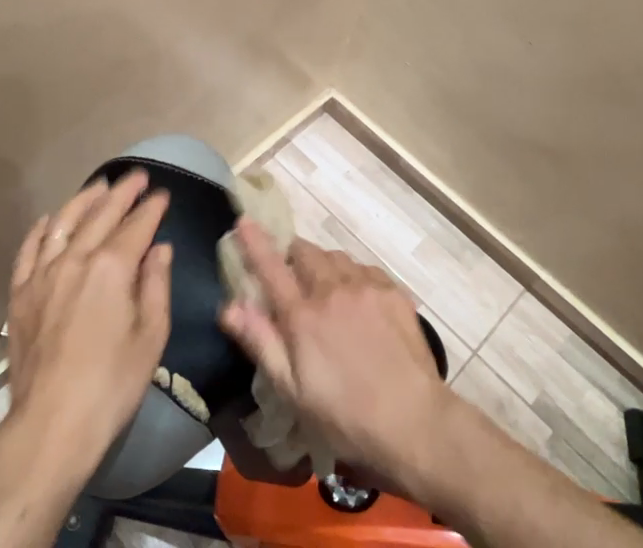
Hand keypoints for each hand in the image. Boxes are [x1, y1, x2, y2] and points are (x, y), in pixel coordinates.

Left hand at [4, 170, 172, 472]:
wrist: (53, 421)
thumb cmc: (113, 383)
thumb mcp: (151, 336)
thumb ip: (156, 286)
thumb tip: (159, 249)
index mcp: (111, 268)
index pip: (136, 226)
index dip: (152, 208)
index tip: (163, 194)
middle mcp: (75, 260)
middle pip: (100, 215)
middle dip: (121, 193)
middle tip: (137, 177)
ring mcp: (42, 275)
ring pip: (63, 223)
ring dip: (83, 200)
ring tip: (99, 186)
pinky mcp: (20, 294)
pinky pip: (30, 250)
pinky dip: (41, 229)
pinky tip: (50, 219)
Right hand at [218, 218, 453, 481]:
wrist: (413, 421)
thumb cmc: (344, 415)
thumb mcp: (292, 389)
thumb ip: (260, 342)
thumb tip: (228, 306)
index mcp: (302, 315)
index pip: (270, 267)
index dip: (254, 242)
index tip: (244, 221)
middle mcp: (332, 290)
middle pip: (305, 252)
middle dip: (292, 257)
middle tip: (291, 279)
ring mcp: (367, 287)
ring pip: (336, 258)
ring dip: (323, 266)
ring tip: (326, 291)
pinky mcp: (395, 293)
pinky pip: (365, 269)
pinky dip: (353, 276)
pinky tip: (358, 301)